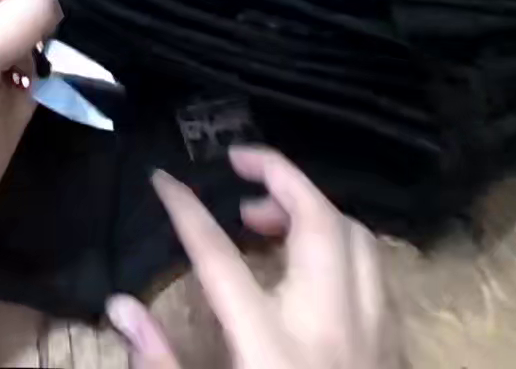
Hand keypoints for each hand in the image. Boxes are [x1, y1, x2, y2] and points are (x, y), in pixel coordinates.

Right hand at [107, 147, 395, 368]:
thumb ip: (161, 365)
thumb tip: (119, 305)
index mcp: (272, 349)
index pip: (216, 252)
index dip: (183, 207)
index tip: (161, 178)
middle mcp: (331, 333)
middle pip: (318, 221)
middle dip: (277, 174)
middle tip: (237, 166)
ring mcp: (375, 344)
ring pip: (358, 239)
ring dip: (311, 209)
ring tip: (264, 219)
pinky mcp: (397, 359)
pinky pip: (375, 274)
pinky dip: (338, 245)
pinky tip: (305, 266)